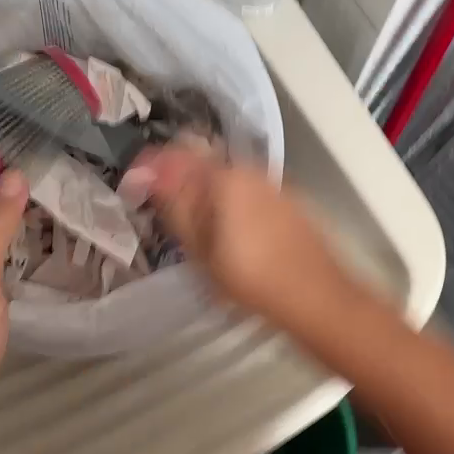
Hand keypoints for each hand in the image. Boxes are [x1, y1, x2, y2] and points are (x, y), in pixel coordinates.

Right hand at [128, 145, 362, 332]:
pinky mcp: (288, 199)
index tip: (134, 187)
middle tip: (162, 208)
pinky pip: (247, 189)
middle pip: (202, 161)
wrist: (319, 297)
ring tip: (192, 224)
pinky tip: (228, 231)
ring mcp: (273, 182)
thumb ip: (174, 205)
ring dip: (203, 191)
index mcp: (225, 176)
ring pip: (226, 176)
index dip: (148, 168)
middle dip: (177, 179)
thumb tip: (146, 174)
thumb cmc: (253, 280)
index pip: (174, 155)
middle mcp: (250, 169)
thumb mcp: (202, 250)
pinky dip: (230, 201)